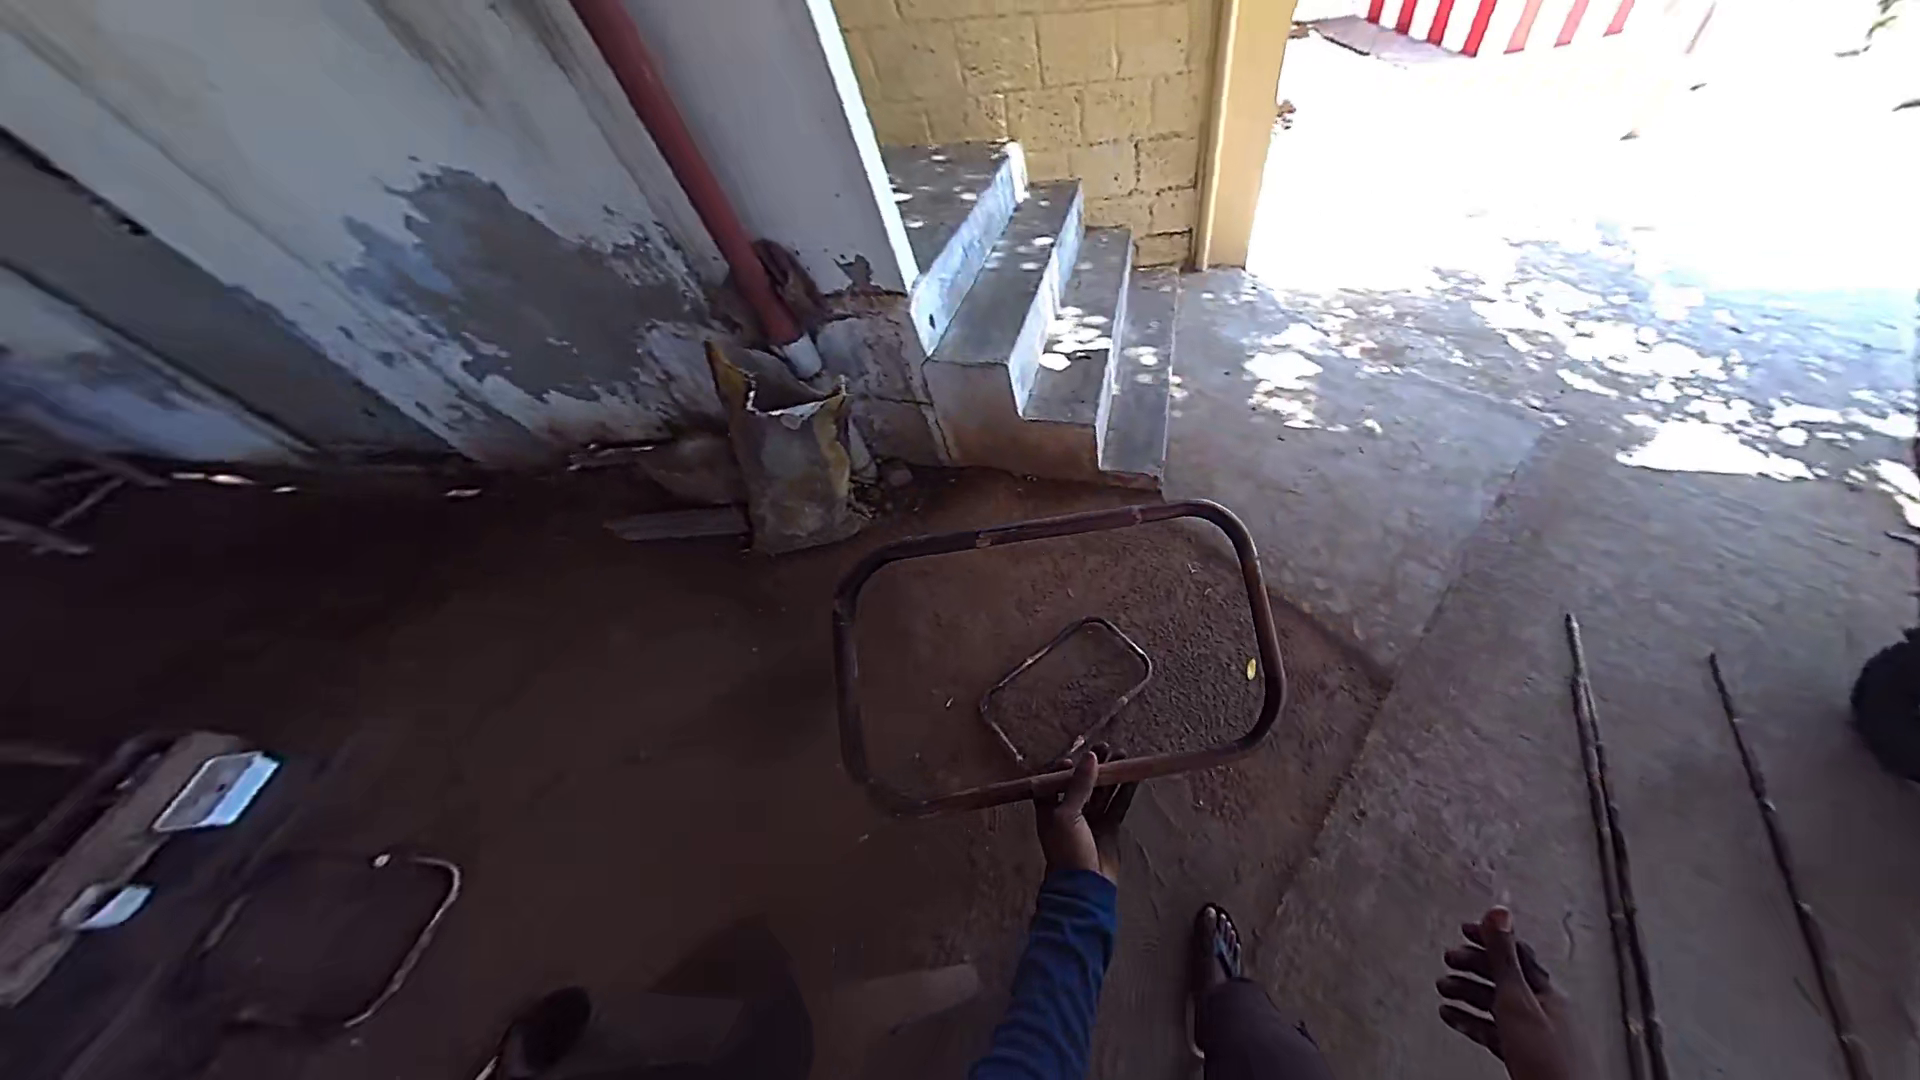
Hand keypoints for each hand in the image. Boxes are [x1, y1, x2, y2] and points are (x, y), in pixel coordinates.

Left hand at [1033, 749, 1136, 882]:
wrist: (1085, 888)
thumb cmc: (1067, 849)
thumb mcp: (1068, 814)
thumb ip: (1079, 785)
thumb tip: (1090, 757)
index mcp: (1050, 806)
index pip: (1055, 779)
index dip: (1066, 766)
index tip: (1077, 758)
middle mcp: (1069, 810)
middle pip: (1082, 781)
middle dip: (1094, 764)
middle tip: (1108, 747)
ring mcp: (1089, 819)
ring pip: (1101, 791)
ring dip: (1112, 774)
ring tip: (1124, 756)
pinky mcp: (1108, 828)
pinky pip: (1117, 805)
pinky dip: (1125, 791)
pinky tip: (1134, 778)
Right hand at [1436, 908, 1588, 1079]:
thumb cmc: (1545, 1056)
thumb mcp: (1516, 999)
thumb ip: (1503, 956)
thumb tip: (1499, 911)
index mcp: (1548, 992)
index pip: (1516, 952)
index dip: (1489, 937)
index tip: (1463, 928)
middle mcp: (1544, 1009)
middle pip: (1502, 977)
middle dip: (1471, 966)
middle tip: (1448, 959)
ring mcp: (1535, 1033)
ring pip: (1494, 1002)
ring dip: (1465, 992)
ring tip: (1442, 991)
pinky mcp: (1524, 1054)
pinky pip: (1492, 1028)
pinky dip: (1470, 1019)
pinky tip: (1452, 1017)